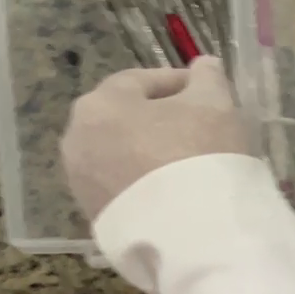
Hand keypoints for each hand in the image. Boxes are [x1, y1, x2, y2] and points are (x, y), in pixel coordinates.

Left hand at [61, 57, 249, 219]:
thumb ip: (210, 80)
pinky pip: (124, 188)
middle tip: (200, 130)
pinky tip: (176, 193)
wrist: (190, 228)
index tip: (210, 91)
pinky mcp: (95, 213)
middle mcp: (77, 136)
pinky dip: (146, 184)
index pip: (139, 80)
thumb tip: (206, 65)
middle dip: (160, 120)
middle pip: (124, 119)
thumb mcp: (217, 107)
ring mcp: (81, 178)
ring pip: (121, 154)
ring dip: (150, 153)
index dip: (178, 82)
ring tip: (188, 166)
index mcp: (102, 103)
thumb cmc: (201, 154)